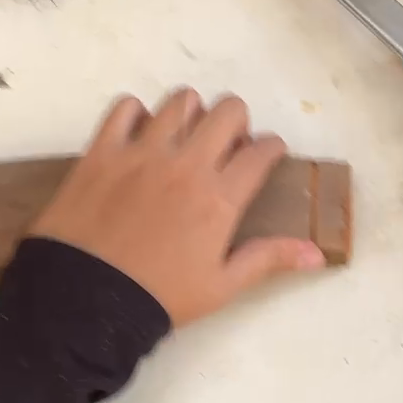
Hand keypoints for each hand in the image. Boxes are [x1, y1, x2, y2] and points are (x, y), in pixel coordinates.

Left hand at [32, 90, 326, 325]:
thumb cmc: (158, 297)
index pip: (261, 151)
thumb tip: (318, 253)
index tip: (266, 155)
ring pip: (180, 101)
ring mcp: (142, 152)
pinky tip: (137, 135)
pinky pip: (125, 108)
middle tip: (225, 144)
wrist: (85, 301)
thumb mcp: (220, 286)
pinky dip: (135, 114)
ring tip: (182, 136)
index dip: (271, 148)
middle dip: (236, 121)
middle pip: (228, 110)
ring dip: (190, 113)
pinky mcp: (102, 151)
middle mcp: (186, 164)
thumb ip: (268, 259)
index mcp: (220, 198)